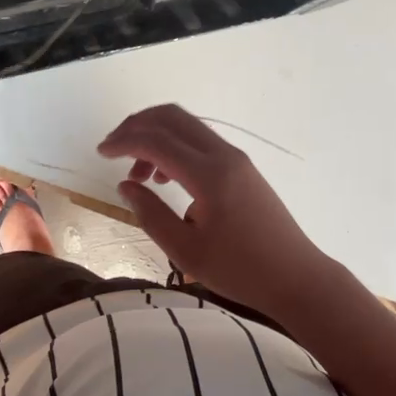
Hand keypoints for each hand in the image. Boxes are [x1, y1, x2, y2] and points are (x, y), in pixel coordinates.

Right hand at [97, 104, 334, 318]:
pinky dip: (174, 147)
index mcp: (209, 174)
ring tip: (139, 176)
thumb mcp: (186, 251)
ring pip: (186, 126)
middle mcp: (223, 155)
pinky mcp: (241, 167)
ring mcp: (235, 158)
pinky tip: (164, 178)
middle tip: (112, 149)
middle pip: (172, 117)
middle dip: (137, 125)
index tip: (99, 152)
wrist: (296, 277)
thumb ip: (151, 214)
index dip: (123, 141)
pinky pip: (199, 142)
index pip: (157, 140)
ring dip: (156, 137)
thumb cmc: (241, 271)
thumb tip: (126, 185)